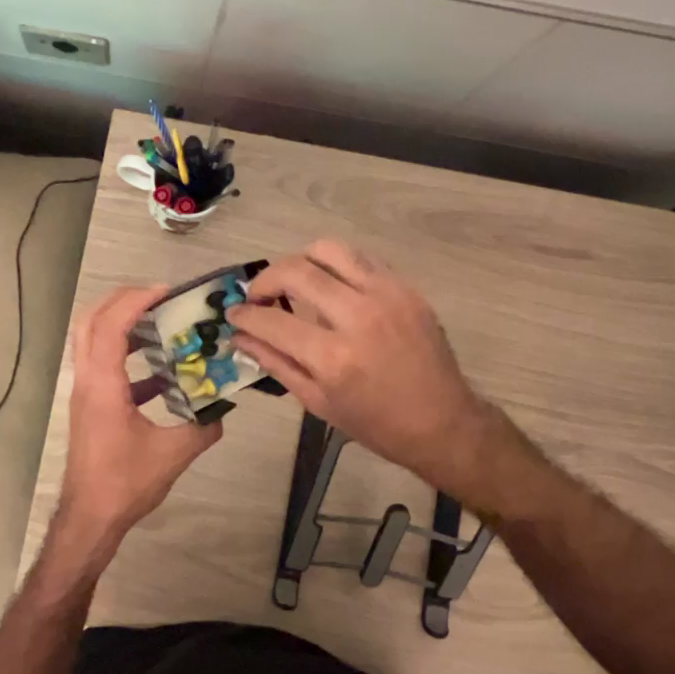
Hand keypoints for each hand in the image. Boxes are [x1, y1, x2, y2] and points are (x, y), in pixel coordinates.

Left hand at [61, 285, 223, 537]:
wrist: (90, 516)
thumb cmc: (125, 483)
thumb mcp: (173, 454)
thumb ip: (202, 426)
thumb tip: (222, 408)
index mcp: (103, 385)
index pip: (111, 325)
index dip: (135, 301)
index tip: (166, 291)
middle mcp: (87, 381)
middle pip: (91, 322)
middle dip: (121, 301)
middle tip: (158, 297)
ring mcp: (85, 393)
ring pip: (93, 342)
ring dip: (122, 326)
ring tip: (161, 323)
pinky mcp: (90, 407)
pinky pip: (104, 367)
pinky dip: (128, 358)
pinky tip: (161, 375)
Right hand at [228, 240, 493, 490]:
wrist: (441, 422)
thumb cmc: (374, 423)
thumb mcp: (316, 402)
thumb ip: (275, 363)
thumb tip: (239, 337)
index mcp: (332, 357)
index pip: (271, 321)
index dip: (244, 315)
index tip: (233, 314)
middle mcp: (358, 318)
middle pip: (296, 272)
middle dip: (265, 280)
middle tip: (259, 297)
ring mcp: (386, 296)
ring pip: (329, 250)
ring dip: (300, 261)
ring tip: (293, 283)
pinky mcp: (405, 288)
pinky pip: (360, 259)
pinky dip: (335, 267)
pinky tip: (330, 287)